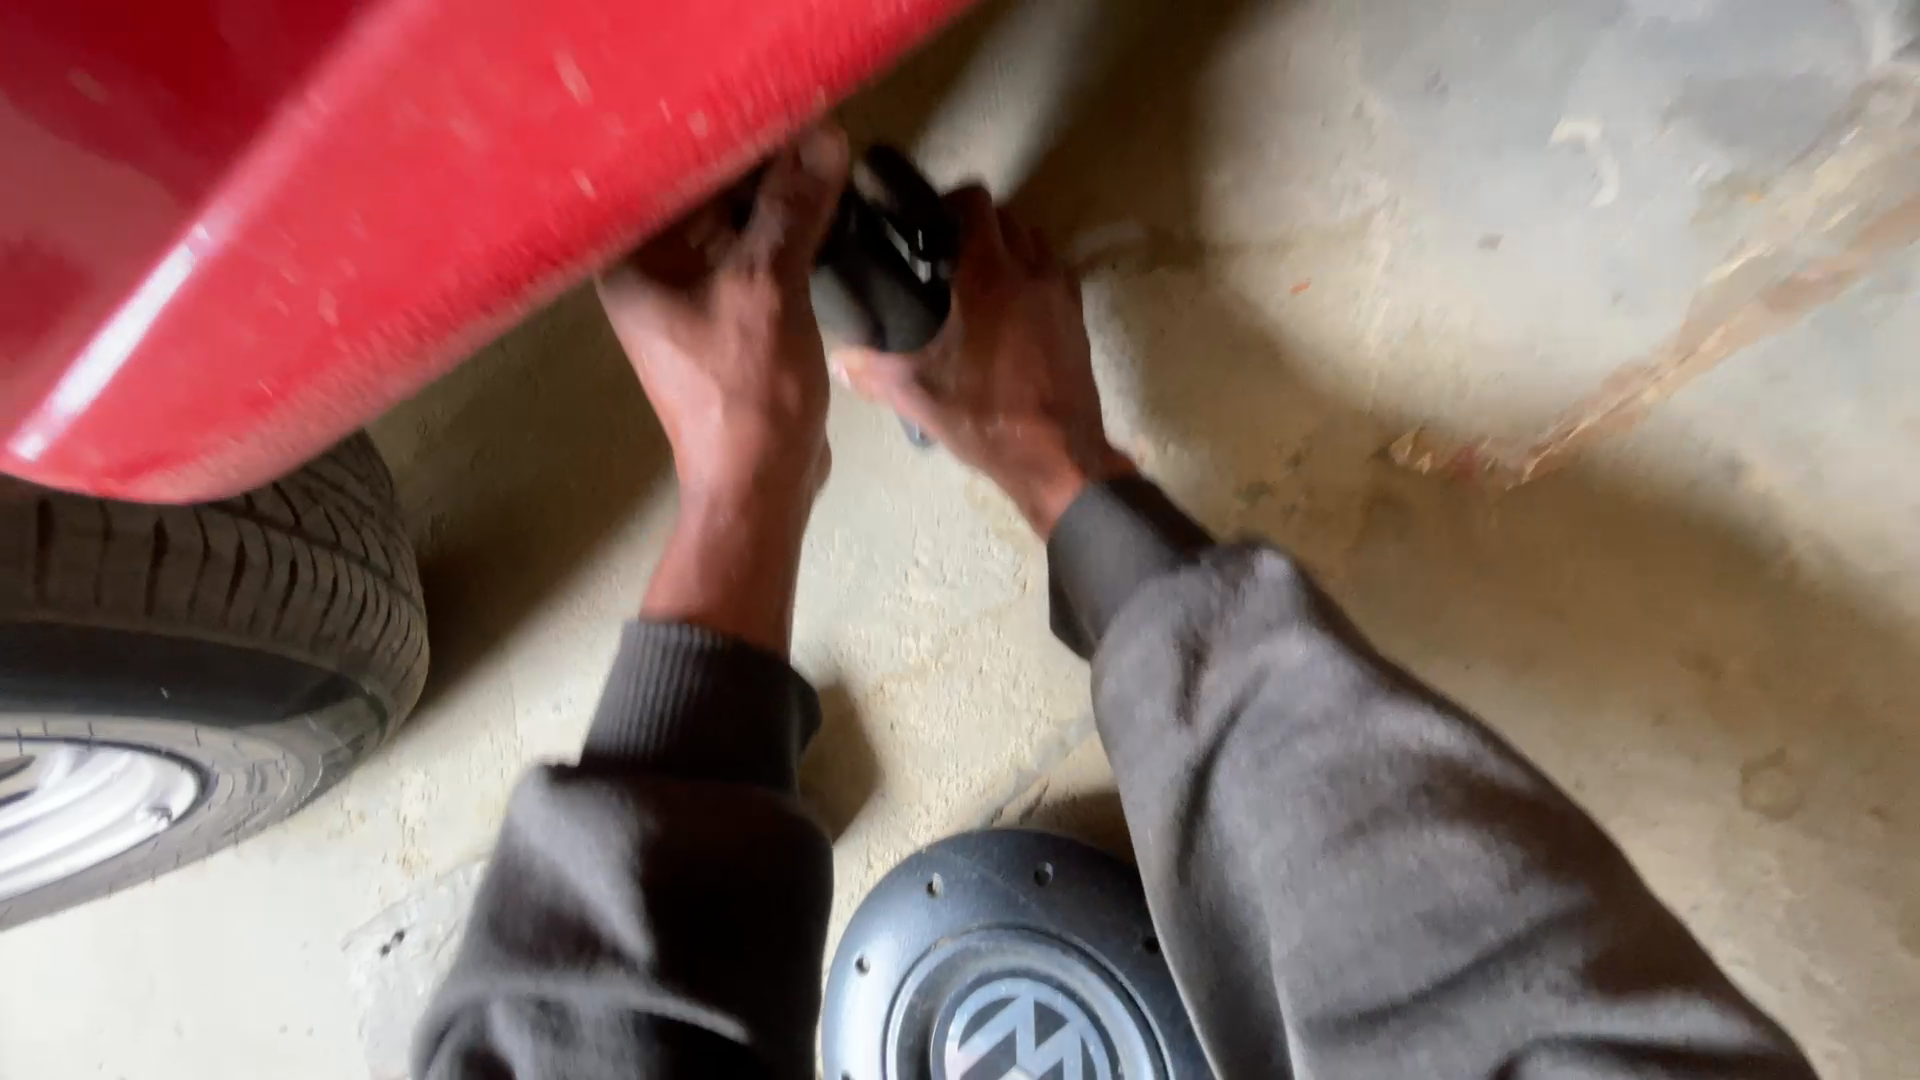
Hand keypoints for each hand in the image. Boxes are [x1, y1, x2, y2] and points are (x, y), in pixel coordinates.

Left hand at [598, 124, 850, 512]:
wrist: (759, 484)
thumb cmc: (749, 391)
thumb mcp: (769, 290)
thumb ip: (793, 212)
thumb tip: (827, 137)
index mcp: (636, 262)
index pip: (677, 177)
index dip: (731, 143)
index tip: (783, 117)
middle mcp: (654, 279)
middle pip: (706, 205)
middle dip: (761, 176)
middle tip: (814, 141)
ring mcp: (692, 308)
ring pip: (735, 239)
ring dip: (778, 213)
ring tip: (825, 173)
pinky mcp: (729, 332)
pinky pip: (754, 273)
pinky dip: (784, 250)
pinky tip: (822, 227)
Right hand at [835, 188, 1133, 535]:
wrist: (1057, 456)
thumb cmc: (987, 418)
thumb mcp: (920, 395)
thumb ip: (873, 371)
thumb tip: (837, 361)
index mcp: (989, 277)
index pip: (975, 203)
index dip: (948, 202)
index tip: (926, 223)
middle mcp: (1031, 273)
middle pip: (1007, 219)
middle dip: (977, 226)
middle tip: (946, 255)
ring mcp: (1061, 295)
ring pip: (1037, 243)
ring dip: (1010, 247)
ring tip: (981, 279)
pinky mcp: (1078, 320)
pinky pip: (1056, 275)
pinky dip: (1034, 276)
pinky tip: (1013, 311)